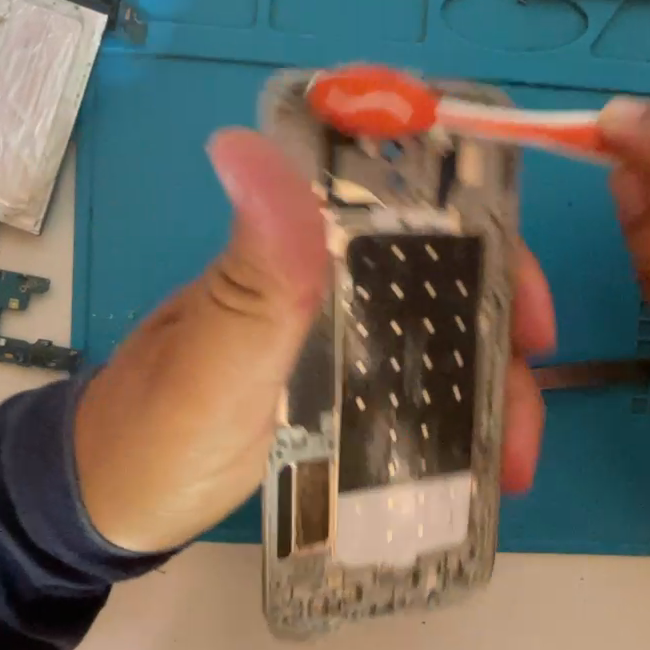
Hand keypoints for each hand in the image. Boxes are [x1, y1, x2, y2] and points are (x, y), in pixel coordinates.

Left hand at [75, 129, 556, 551]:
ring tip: (515, 459)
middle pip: (444, 272)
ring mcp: (336, 335)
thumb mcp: (213, 357)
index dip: (476, 218)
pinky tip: (484, 464)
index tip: (521, 284)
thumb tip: (246, 144)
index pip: (397, 195)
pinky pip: (419, 388)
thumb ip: (251, 274)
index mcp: (299, 250)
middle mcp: (327, 279)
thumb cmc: (158, 427)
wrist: (116, 506)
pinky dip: (461, 419)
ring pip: (441, 336)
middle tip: (533, 386)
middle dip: (503, 319)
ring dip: (493, 385)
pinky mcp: (339, 388)